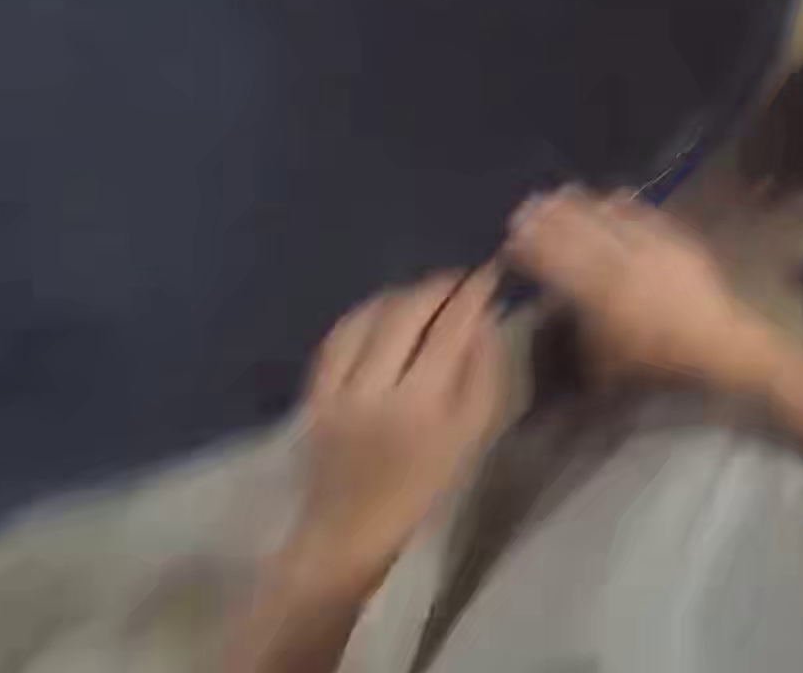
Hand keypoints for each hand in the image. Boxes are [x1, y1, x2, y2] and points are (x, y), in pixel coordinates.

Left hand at [289, 267, 508, 588]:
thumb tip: (484, 317)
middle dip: (437, 287)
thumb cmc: (428, 480)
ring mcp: (335, 393)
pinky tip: (384, 307)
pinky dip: (362, 314)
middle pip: (405, 315)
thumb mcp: (474, 429)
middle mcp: (373, 390)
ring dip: (401, 295)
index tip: (490, 272)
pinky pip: (335, 339)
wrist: (352, 531)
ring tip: (427, 290)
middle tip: (461, 276)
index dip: (472, 293)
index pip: (451, 329)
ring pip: (366, 320)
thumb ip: (483, 369)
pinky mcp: (312, 397)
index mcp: (421, 403)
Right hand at [504, 188, 777, 390]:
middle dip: (552, 218)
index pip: (560, 264)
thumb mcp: (610, 357)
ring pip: (611, 220)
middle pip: (581, 236)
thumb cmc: (662, 358)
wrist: (718, 340)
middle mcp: (624, 265)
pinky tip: (614, 193)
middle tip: (530, 202)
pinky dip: (629, 204)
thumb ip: (582, 327)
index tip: (515, 232)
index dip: (535, 246)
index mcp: (603, 296)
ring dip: (584, 205)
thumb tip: (562, 303)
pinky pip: (648, 217)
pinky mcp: (677, 240)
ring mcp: (653, 248)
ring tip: (563, 191)